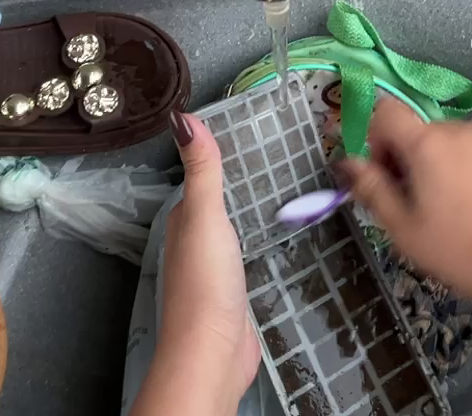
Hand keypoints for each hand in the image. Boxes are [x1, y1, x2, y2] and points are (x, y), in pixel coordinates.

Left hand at [132, 111, 259, 415]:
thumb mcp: (204, 215)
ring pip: (235, 226)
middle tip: (282, 150)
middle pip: (219, 201)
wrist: (213, 354)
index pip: (201, 178)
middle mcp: (196, 241)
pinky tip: (284, 232)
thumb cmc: (205, 280)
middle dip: (243, 179)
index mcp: (183, 220)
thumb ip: (201, 169)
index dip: (220, 154)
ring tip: (290, 182)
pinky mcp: (236, 290)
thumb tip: (181, 116)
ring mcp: (215, 269)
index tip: (252, 128)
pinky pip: (250, 251)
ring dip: (254, 207)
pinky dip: (262, 236)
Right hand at [337, 102, 471, 308]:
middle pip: (415, 129)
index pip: (386, 111)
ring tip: (448, 205)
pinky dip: (460, 162)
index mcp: (426, 143)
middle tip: (414, 201)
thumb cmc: (458, 250)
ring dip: (434, 159)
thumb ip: (371, 189)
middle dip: (405, 156)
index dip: (375, 137)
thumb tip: (348, 162)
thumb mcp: (403, 228)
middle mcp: (456, 128)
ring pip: (443, 138)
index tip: (385, 174)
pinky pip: (469, 145)